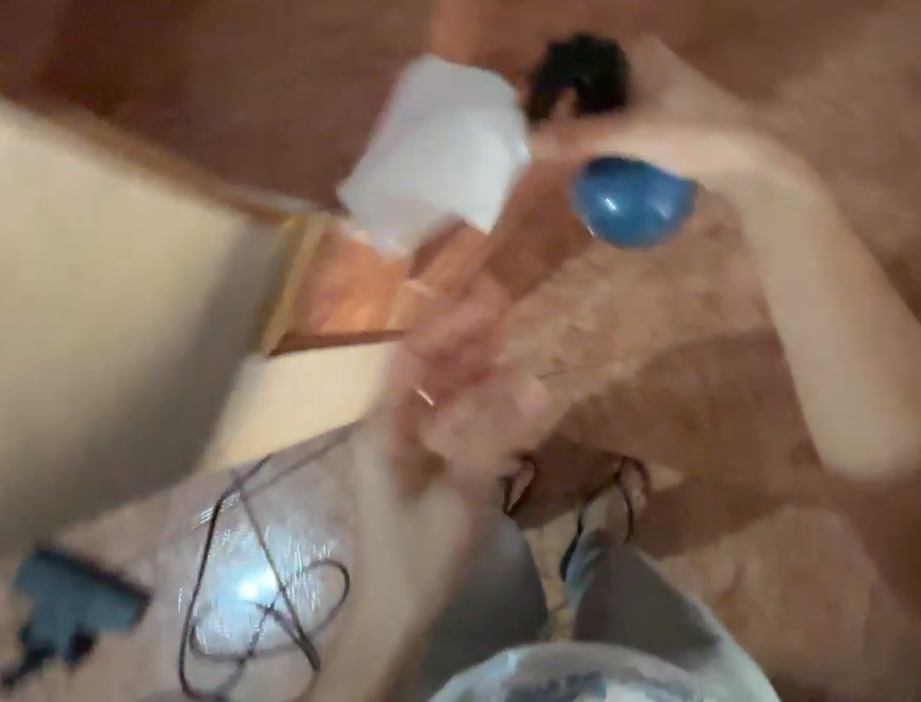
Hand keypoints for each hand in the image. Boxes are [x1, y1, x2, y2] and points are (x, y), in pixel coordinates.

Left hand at [344, 278, 548, 642]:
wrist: (394, 617)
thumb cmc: (420, 554)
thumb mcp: (461, 493)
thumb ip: (497, 435)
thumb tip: (537, 382)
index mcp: (384, 425)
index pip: (413, 355)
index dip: (451, 325)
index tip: (491, 303)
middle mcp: (387, 425)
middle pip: (423, 367)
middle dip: (462, 339)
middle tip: (504, 312)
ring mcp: (400, 445)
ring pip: (434, 390)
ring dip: (468, 367)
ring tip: (506, 343)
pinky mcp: (415, 464)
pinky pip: (442, 417)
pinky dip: (470, 401)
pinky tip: (500, 395)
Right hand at [530, 37, 814, 195]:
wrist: (752, 158)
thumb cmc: (694, 133)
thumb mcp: (631, 135)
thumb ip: (578, 138)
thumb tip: (527, 142)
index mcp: (635, 49)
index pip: (575, 57)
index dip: (547, 83)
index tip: (528, 113)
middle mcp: (644, 58)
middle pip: (588, 79)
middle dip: (563, 107)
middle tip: (542, 136)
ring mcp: (659, 84)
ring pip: (606, 100)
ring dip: (584, 123)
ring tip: (563, 151)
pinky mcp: (668, 110)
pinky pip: (624, 117)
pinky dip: (606, 133)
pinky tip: (595, 158)